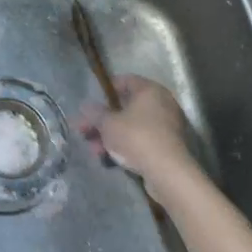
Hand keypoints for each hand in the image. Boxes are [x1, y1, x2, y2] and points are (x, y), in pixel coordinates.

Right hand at [78, 74, 198, 187]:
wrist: (167, 171)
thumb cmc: (136, 137)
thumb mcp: (108, 124)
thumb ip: (95, 113)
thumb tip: (86, 106)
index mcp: (150, 90)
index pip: (125, 81)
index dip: (105, 90)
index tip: (91, 102)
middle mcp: (161, 104)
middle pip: (126, 107)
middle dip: (103, 120)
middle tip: (84, 131)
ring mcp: (166, 126)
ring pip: (132, 126)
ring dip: (111, 136)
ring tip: (94, 151)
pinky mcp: (167, 146)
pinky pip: (142, 140)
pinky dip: (126, 146)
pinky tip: (109, 159)